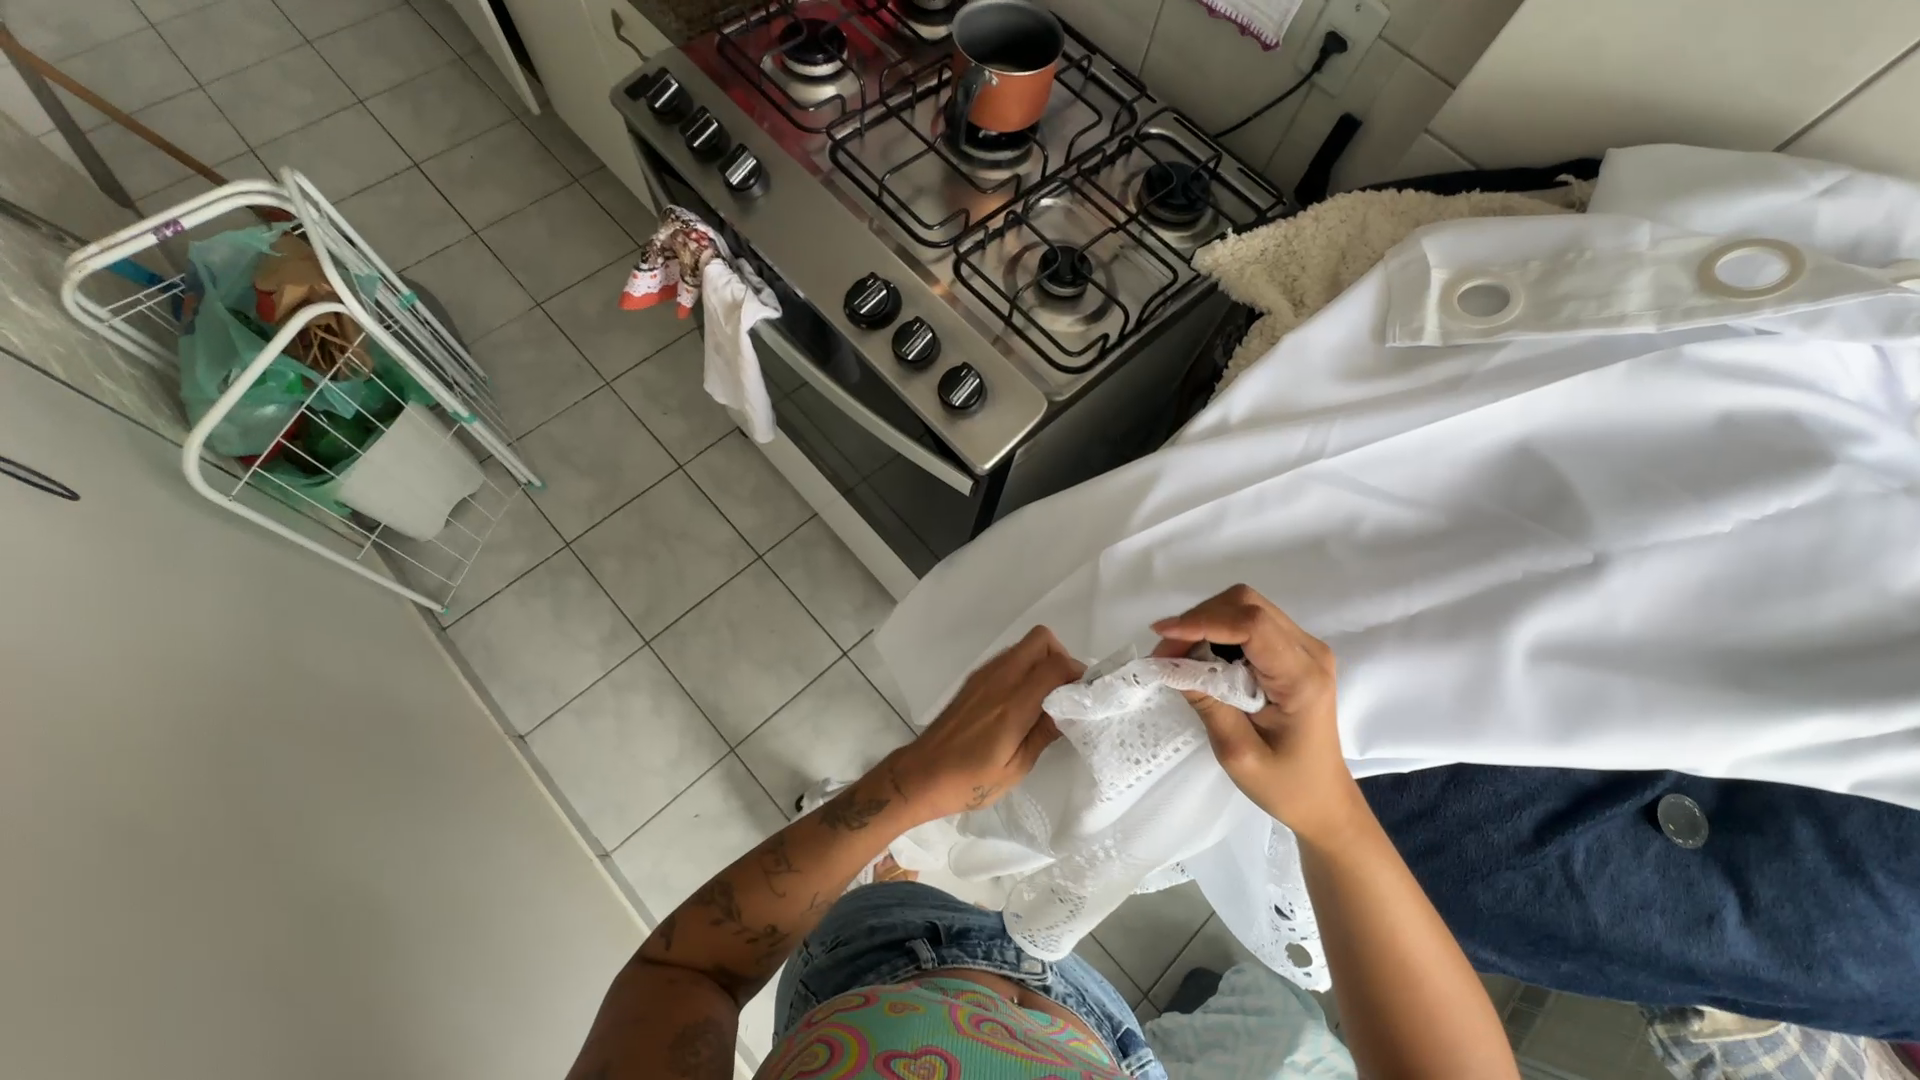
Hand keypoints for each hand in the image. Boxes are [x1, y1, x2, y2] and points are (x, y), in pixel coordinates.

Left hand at [885, 626, 1083, 821]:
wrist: (922, 775)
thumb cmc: (969, 780)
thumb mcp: (1016, 768)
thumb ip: (1044, 734)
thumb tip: (1068, 711)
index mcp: (1013, 704)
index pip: (1055, 665)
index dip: (1077, 673)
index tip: (1085, 695)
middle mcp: (999, 680)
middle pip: (1040, 639)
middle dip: (1061, 657)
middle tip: (1065, 691)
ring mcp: (984, 676)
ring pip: (1023, 646)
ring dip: (1042, 662)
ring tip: (1047, 699)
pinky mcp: (974, 681)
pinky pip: (1008, 659)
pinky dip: (1024, 669)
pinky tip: (1023, 702)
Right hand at [1151, 585, 1362, 842]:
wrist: (1322, 800)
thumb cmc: (1285, 784)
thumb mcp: (1237, 752)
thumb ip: (1207, 701)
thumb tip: (1170, 664)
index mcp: (1301, 678)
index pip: (1252, 625)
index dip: (1203, 621)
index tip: (1163, 635)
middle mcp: (1309, 652)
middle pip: (1247, 606)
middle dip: (1199, 619)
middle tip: (1166, 653)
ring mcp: (1304, 649)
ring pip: (1245, 608)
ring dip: (1205, 623)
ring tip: (1177, 656)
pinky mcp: (1293, 652)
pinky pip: (1249, 624)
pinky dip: (1217, 632)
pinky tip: (1200, 657)